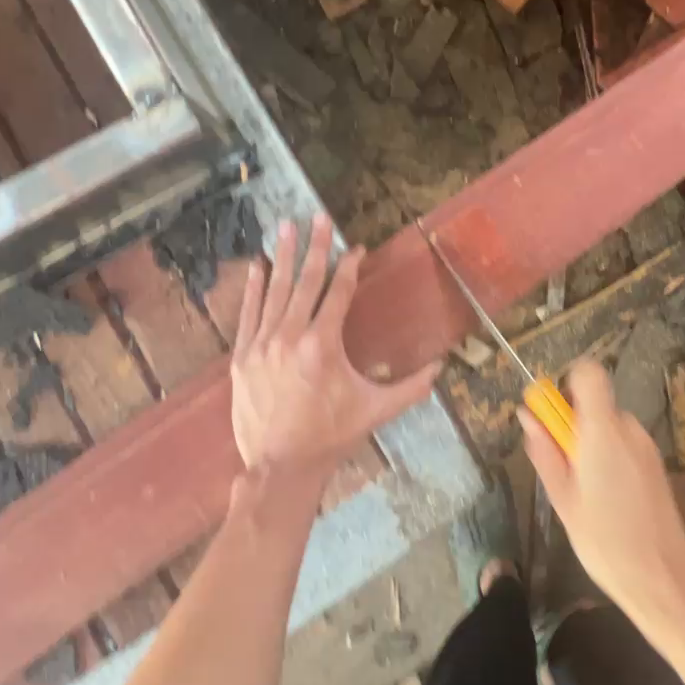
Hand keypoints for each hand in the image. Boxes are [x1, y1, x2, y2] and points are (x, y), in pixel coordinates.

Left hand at [230, 216, 440, 477]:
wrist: (280, 467)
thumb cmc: (332, 436)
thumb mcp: (376, 410)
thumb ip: (411, 387)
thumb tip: (442, 368)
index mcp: (323, 346)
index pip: (338, 294)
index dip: (349, 268)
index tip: (356, 248)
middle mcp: (290, 337)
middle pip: (305, 282)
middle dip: (315, 247)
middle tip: (318, 217)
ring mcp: (261, 346)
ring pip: (275, 292)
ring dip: (282, 258)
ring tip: (286, 227)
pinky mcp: (242, 358)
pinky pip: (249, 315)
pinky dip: (254, 290)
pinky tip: (258, 267)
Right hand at [520, 360, 684, 623]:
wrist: (661, 577)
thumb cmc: (603, 539)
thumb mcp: (563, 499)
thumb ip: (545, 452)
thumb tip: (528, 415)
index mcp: (603, 430)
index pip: (589, 374)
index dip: (569, 383)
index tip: (555, 414)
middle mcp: (629, 428)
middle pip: (596, 404)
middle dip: (575, 426)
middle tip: (564, 469)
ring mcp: (647, 445)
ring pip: (610, 426)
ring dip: (592, 445)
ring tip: (586, 492)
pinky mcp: (657, 463)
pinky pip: (625, 444)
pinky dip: (610, 458)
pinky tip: (608, 498)